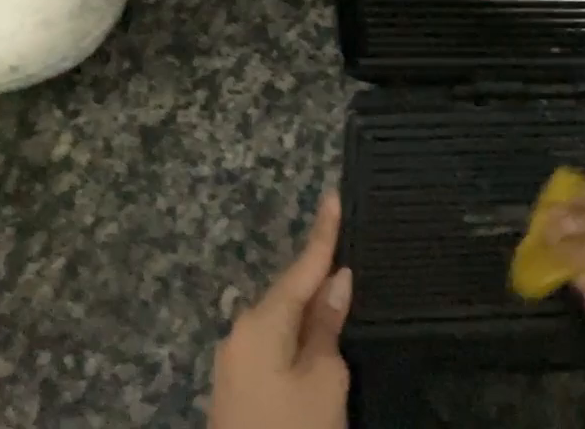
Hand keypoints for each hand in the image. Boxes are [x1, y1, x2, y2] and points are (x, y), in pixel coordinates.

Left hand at [210, 193, 353, 428]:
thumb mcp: (325, 379)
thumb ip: (328, 325)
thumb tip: (336, 282)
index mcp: (261, 324)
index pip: (302, 268)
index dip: (323, 233)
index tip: (333, 195)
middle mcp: (241, 334)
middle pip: (289, 291)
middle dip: (318, 271)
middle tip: (347, 240)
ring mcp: (236, 363)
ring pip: (282, 318)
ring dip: (310, 304)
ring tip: (341, 282)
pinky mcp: (239, 388)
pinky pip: (275, 341)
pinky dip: (299, 329)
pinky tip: (319, 326)